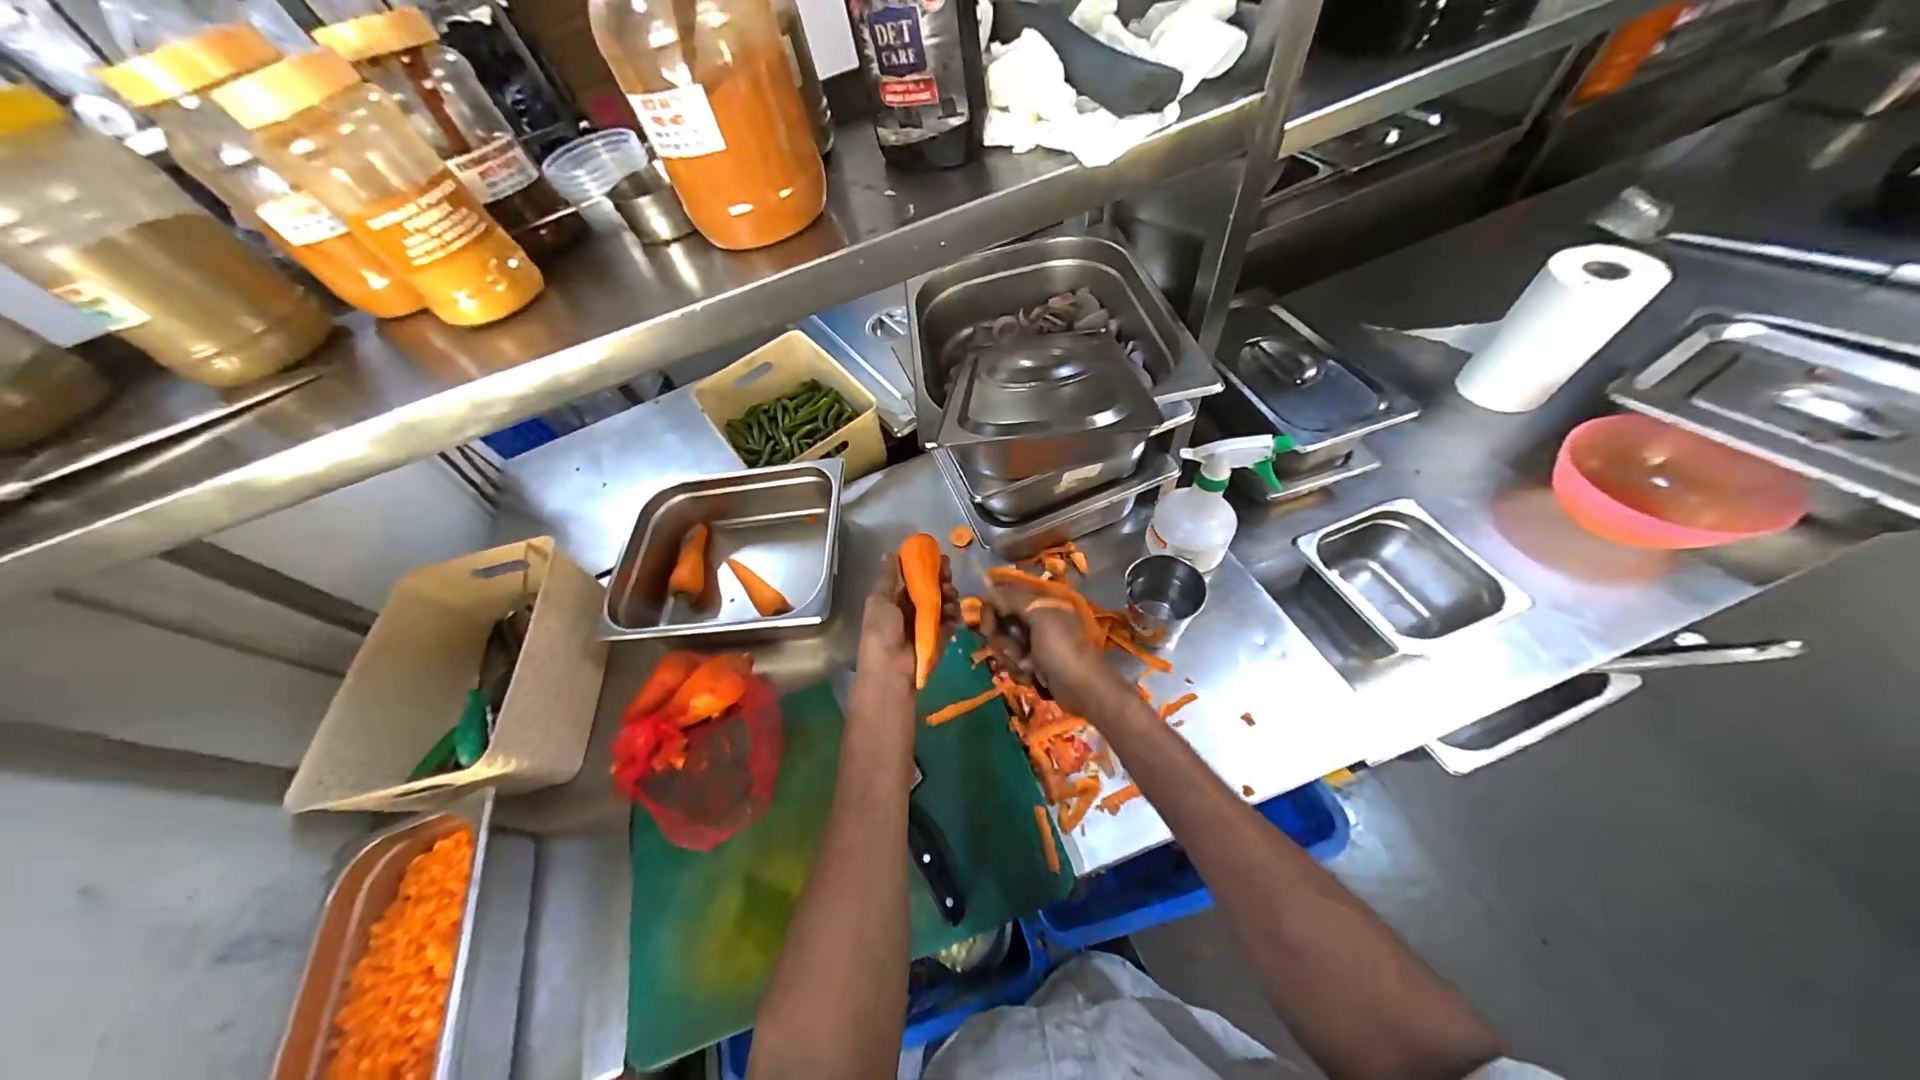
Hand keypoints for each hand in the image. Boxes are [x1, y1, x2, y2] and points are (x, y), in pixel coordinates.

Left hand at [853, 550, 958, 710]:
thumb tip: (889, 553)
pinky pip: (951, 621)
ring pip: (945, 602)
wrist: (890, 669)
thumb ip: (887, 576)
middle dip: (942, 579)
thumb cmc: (881, 631)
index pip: (916, 578)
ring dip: (949, 595)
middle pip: (933, 588)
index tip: (939, 557)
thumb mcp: (879, 599)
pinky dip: (953, 615)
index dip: (927, 566)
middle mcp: (913, 610)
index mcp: (897, 599)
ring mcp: (928, 624)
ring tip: (949, 595)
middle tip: (947, 574)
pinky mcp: (940, 637)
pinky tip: (950, 613)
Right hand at [982, 584, 1133, 721]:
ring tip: (1029, 667)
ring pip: (1004, 646)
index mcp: (1041, 602)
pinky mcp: (1034, 663)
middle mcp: (1037, 618)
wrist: (1083, 689)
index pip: (1003, 596)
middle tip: (1017, 652)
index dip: (991, 611)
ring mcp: (1035, 642)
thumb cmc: (1063, 649)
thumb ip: (1014, 599)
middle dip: (1003, 641)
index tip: (988, 629)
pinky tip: (1032, 677)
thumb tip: (991, 592)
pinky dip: (1020, 671)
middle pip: (1000, 624)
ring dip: (1011, 659)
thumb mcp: (1041, 617)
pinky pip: (1013, 662)